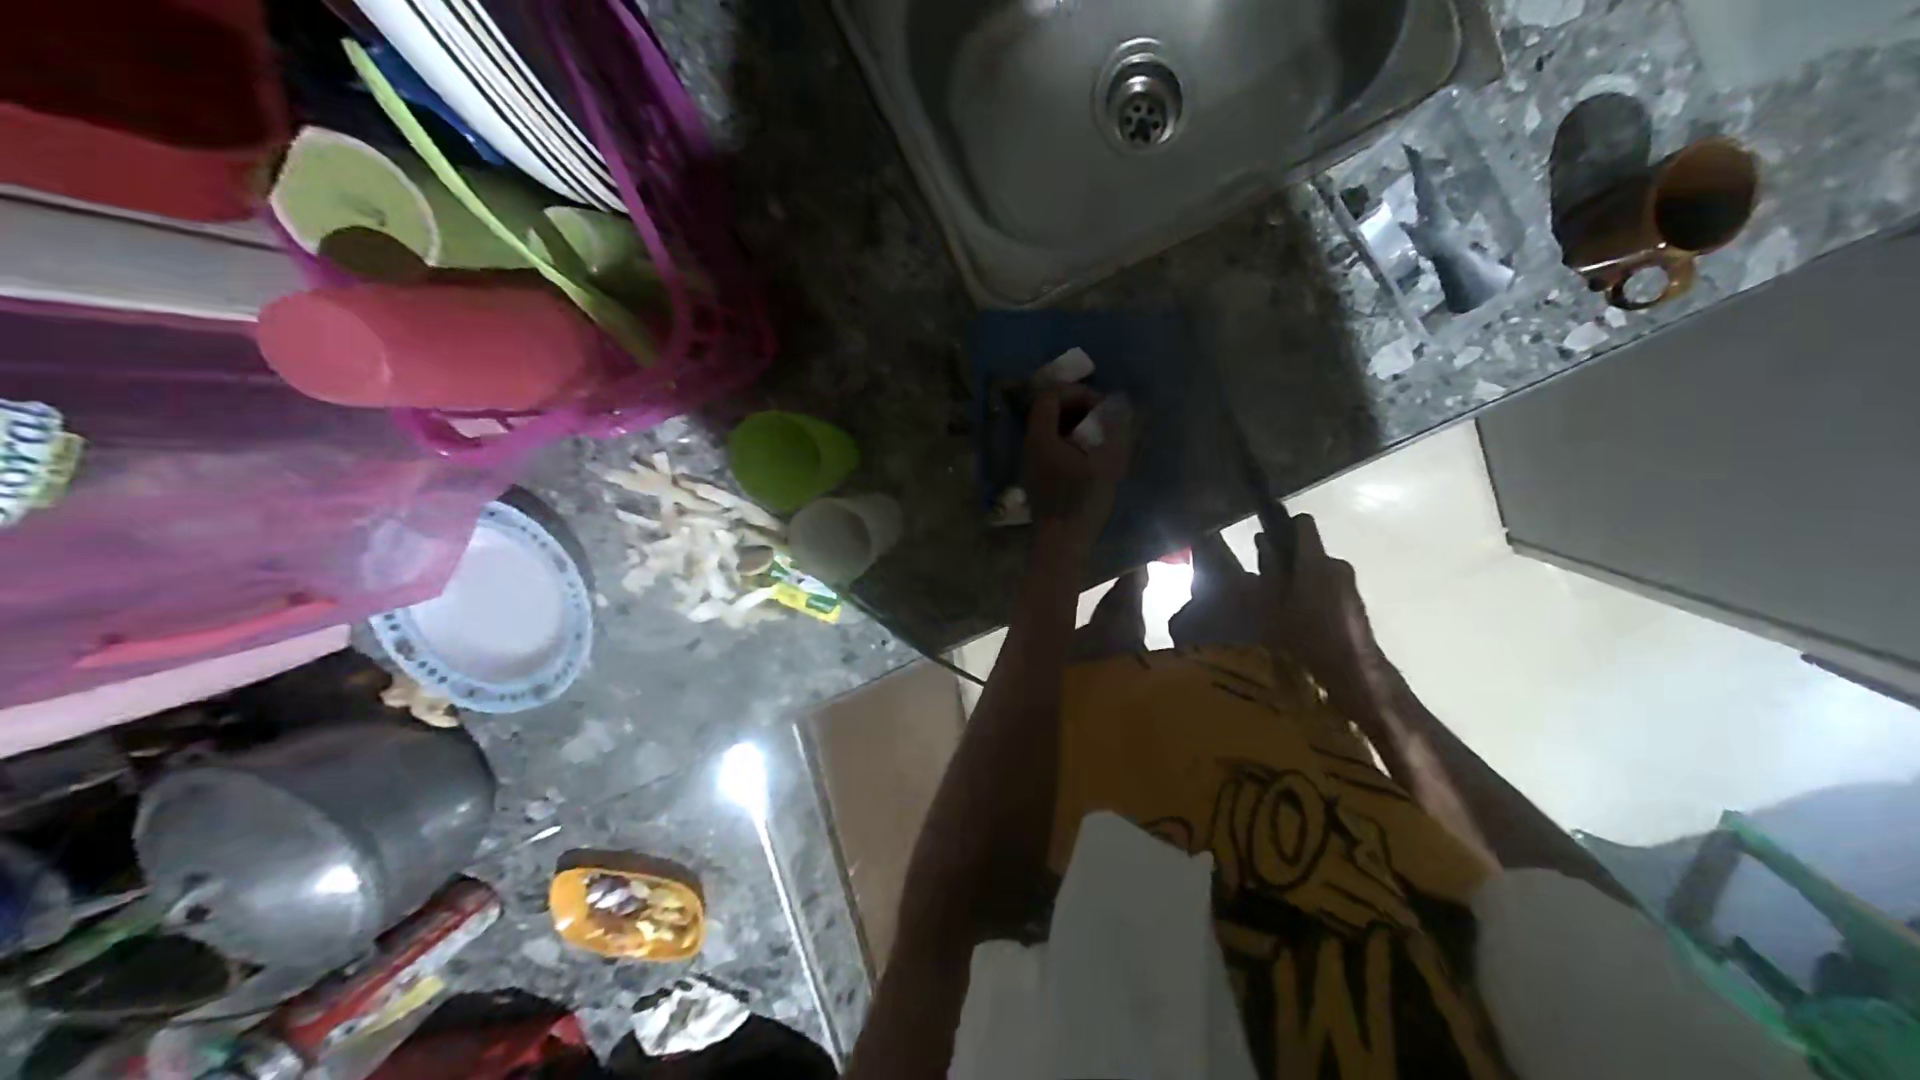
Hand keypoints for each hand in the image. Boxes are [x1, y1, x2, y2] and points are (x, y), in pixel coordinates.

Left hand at [1023, 385, 1134, 553]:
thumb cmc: (1083, 503)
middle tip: (1103, 416)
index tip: (1102, 405)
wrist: (1062, 543)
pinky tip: (1089, 453)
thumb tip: (1119, 405)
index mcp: (1041, 438)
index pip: (1050, 397)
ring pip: (1049, 428)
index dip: (1077, 393)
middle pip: (1048, 411)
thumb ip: (1115, 430)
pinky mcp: (1036, 475)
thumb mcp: (1107, 464)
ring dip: (1074, 423)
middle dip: (1077, 406)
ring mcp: (1030, 462)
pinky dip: (1069, 439)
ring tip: (1100, 433)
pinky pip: (1050, 445)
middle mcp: (1029, 446)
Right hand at [1257, 513, 1391, 707]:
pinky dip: (1313, 596)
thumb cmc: (1305, 633)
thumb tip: (1263, 541)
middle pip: (1308, 551)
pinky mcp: (1354, 600)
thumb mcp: (1273, 602)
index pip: (1302, 524)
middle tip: (1268, 586)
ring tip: (1284, 608)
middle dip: (1288, 562)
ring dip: (1300, 582)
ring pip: (1317, 571)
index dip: (1284, 527)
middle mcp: (1336, 564)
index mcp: (1315, 560)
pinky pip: (1328, 587)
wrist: (1351, 668)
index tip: (1268, 543)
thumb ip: (1269, 569)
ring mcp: (1349, 583)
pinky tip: (1302, 620)